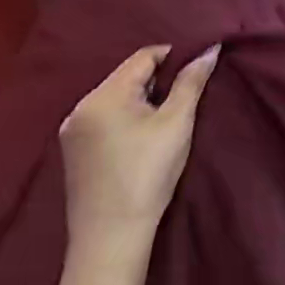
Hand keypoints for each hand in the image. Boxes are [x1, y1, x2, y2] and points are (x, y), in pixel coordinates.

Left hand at [58, 44, 219, 251]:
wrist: (111, 235)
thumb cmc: (148, 171)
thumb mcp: (177, 121)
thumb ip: (192, 81)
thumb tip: (210, 49)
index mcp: (103, 96)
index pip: (144, 56)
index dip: (175, 56)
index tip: (199, 69)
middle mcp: (81, 108)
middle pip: (129, 75)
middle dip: (160, 78)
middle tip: (188, 93)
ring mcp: (73, 131)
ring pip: (118, 96)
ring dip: (146, 97)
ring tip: (170, 114)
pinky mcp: (75, 151)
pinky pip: (107, 116)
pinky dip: (129, 115)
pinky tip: (146, 134)